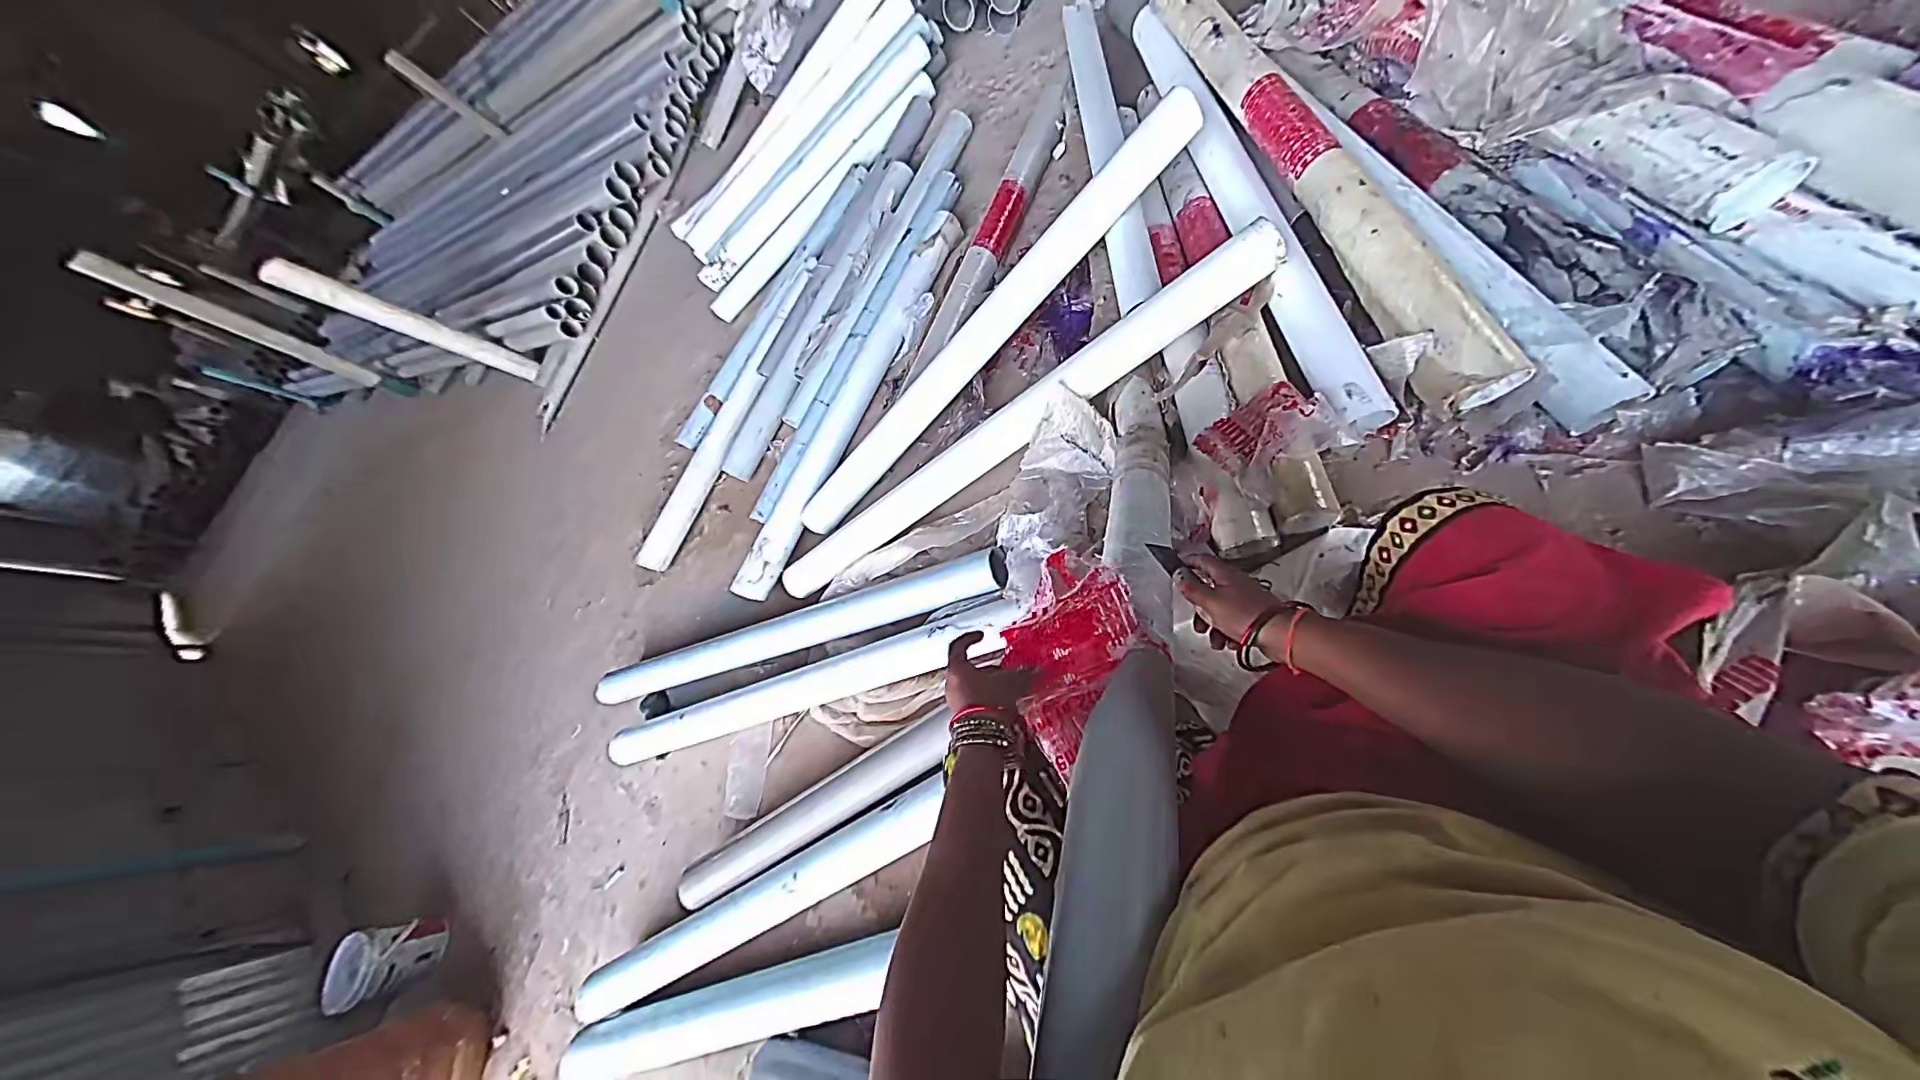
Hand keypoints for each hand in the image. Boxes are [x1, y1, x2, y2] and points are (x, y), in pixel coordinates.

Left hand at [945, 631, 1037, 713]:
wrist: (984, 734)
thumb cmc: (991, 701)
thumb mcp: (1010, 681)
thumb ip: (1023, 673)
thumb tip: (1036, 669)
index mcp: (957, 669)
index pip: (959, 646)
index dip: (970, 638)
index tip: (980, 636)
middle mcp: (952, 684)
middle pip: (968, 668)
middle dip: (988, 667)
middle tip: (1003, 668)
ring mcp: (955, 701)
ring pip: (972, 685)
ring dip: (989, 683)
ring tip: (1006, 686)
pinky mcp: (963, 716)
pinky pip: (975, 701)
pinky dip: (987, 698)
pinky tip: (1003, 702)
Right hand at [1176, 553, 1285, 650]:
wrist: (1276, 633)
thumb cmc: (1243, 615)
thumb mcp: (1209, 602)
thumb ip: (1192, 590)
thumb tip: (1180, 578)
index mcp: (1226, 574)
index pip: (1204, 560)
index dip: (1190, 562)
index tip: (1180, 567)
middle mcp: (1237, 584)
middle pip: (1210, 590)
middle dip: (1200, 608)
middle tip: (1197, 619)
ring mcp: (1247, 599)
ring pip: (1221, 609)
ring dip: (1213, 625)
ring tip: (1215, 639)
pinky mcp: (1255, 615)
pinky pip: (1234, 621)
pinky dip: (1228, 632)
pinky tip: (1229, 641)